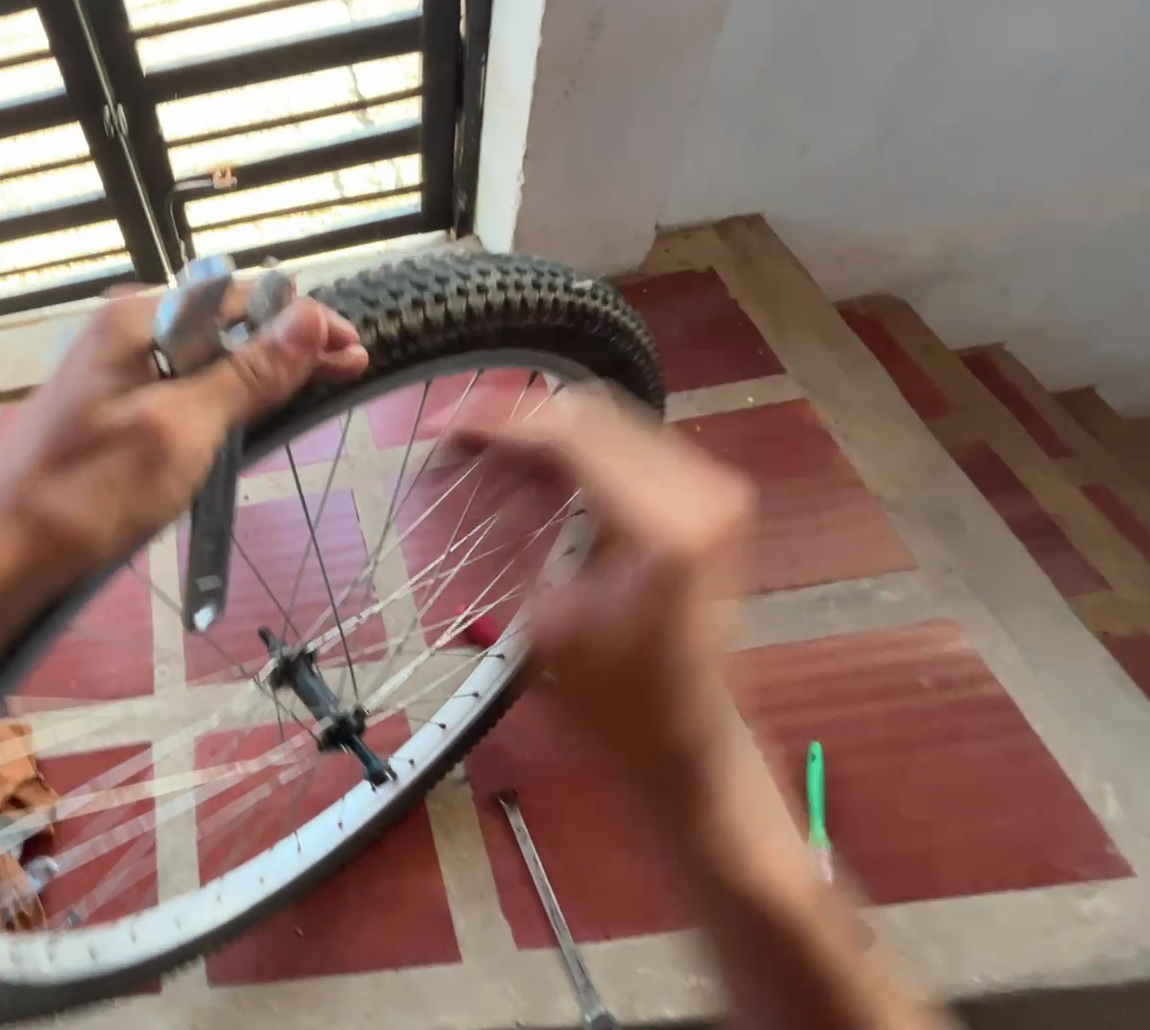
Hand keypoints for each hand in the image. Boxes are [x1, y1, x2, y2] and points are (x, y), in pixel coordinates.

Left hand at [0, 285, 367, 591]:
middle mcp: (127, 330)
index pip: (239, 300)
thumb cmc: (90, 492)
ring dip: (262, 375)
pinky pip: (185, 390)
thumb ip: (247, 374)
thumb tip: (311, 317)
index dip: (303, 323)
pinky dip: (227, 400)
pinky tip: (256, 411)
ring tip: (314, 390)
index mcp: (136, 318)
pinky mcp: (117, 409)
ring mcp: (118, 371)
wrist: (5, 554)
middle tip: (348, 372)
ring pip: (208, 359)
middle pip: (226, 325)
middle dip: (288, 347)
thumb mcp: (181, 429)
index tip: (355, 350)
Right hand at [443, 385, 754, 782]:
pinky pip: (623, 442)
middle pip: (588, 413)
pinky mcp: (704, 495)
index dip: (496, 423)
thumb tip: (477, 473)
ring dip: (538, 432)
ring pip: (604, 419)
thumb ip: (514, 534)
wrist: (691, 735)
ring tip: (484, 457)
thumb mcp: (545, 621)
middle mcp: (699, 488)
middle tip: (455, 441)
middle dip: (513, 420)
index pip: (568, 435)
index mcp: (663, 524)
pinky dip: (568, 449)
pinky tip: (529, 473)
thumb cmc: (615, 698)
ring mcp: (710, 486)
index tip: (440, 427)